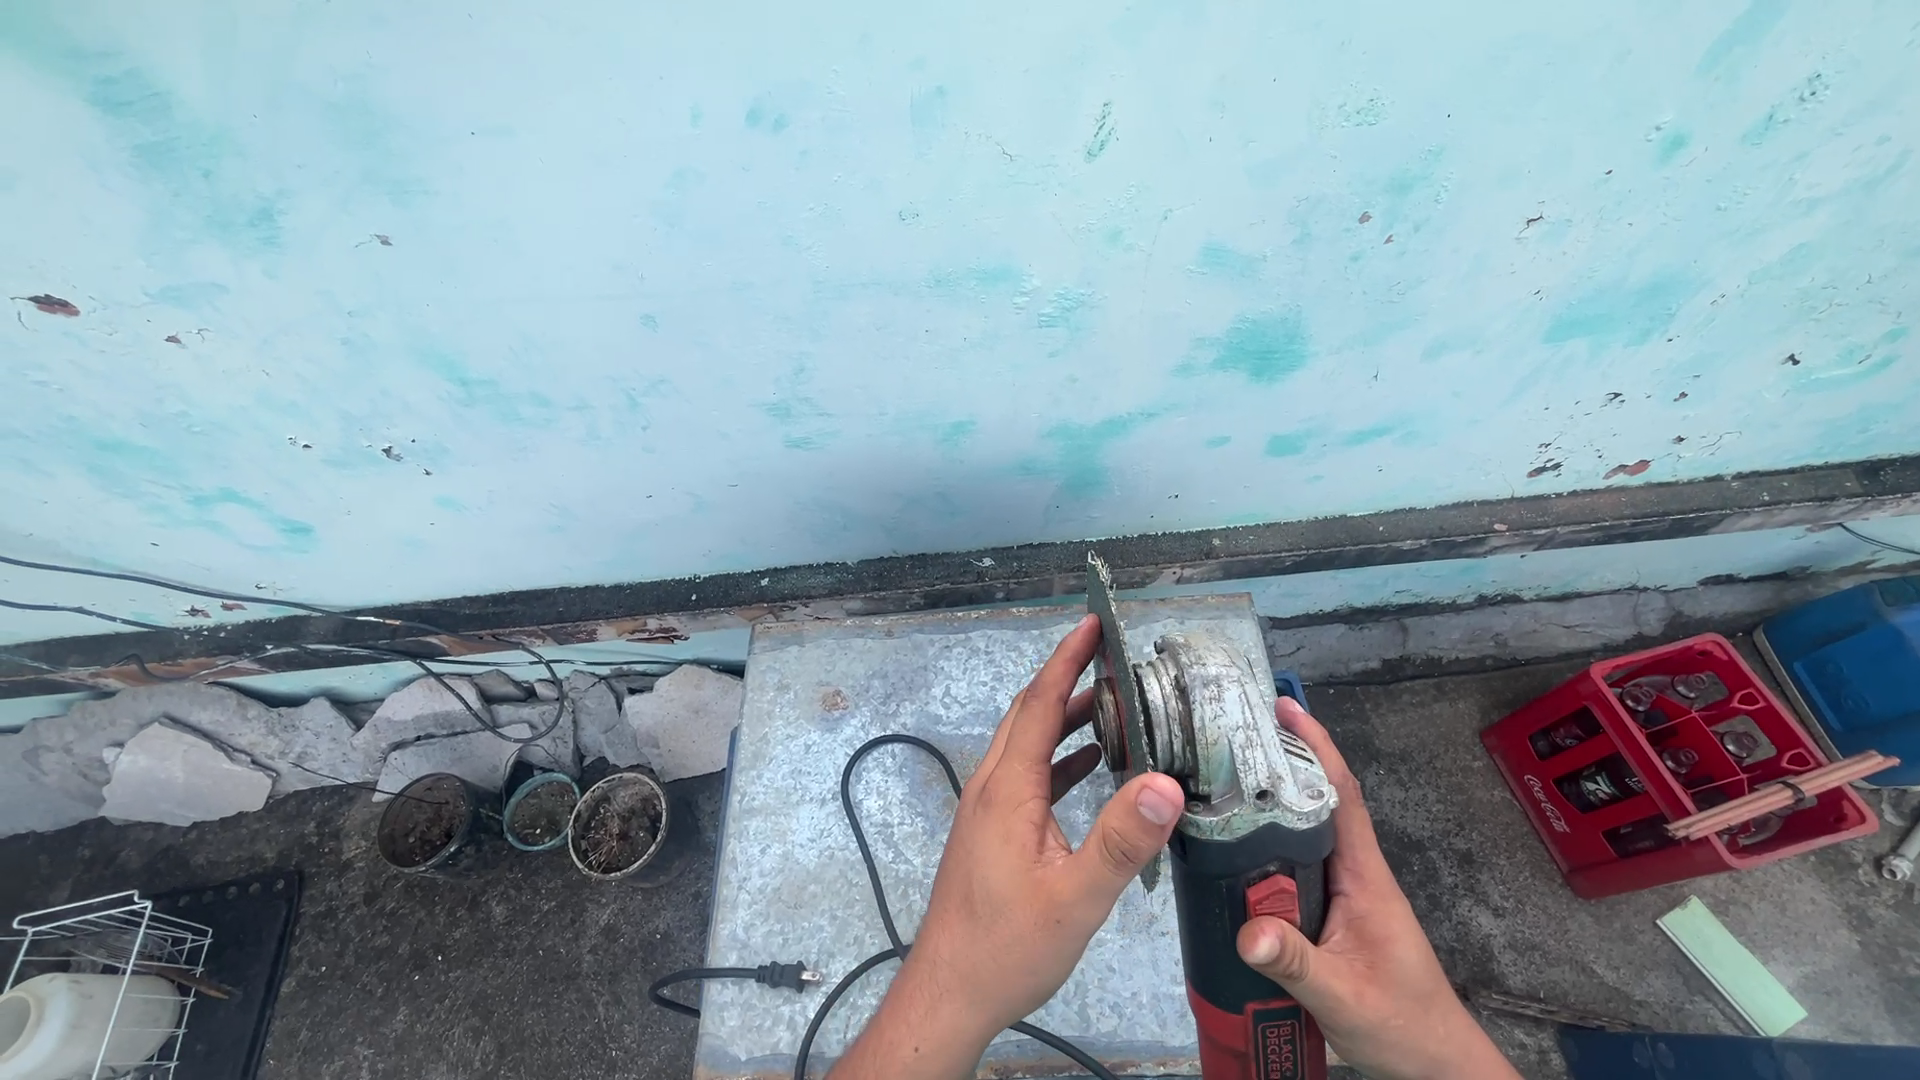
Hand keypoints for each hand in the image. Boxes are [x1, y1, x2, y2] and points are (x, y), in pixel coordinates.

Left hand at [829, 615, 1185, 1078]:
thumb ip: (1121, 842)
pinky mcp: (991, 830)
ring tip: (1112, 703)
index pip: (1038, 703)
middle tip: (1112, 654)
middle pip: (1028, 714)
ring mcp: (988, 808)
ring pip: (1026, 743)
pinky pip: (1027, 775)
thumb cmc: (1007, 946)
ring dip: (1063, 717)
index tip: (1094, 622)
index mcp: (1008, 788)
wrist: (949, 990)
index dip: (1068, 659)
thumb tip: (1166, 784)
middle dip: (1067, 677)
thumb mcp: (1075, 899)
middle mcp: (992, 786)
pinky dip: (1058, 758)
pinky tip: (1090, 765)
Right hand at [1236, 698, 1518, 1079]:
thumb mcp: (1344, 997)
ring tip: (1221, 771)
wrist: (1435, 1063)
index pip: (1341, 794)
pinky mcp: (1329, 907)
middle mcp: (1353, 869)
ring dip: (1271, 795)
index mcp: (1363, 873)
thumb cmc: (1401, 1024)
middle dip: (1283, 757)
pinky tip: (1234, 840)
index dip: (1316, 747)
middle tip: (1231, 730)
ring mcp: (1342, 888)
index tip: (1284, 708)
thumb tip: (1246, 931)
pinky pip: (1295, 858)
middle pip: (1318, 799)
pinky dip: (1266, 836)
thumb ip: (1297, 964)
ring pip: (1304, 828)